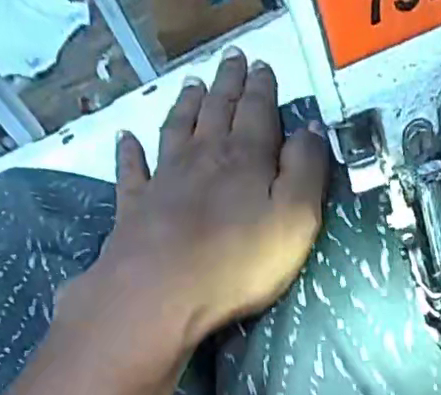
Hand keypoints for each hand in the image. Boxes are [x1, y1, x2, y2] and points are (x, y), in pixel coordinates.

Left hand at [58, 47, 329, 360]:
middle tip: (232, 61)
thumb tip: (313, 129)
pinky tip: (128, 139)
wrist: (164, 288)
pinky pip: (133, 169)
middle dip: (228, 85)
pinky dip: (130, 151)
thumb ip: (306, 172)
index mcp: (246, 159)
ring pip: (177, 129)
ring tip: (192, 85)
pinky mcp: (137, 205)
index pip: (258, 113)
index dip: (262, 89)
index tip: (263, 67)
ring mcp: (165, 178)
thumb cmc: (241, 260)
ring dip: (186, 105)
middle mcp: (203, 157)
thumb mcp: (295, 219)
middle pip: (217, 112)